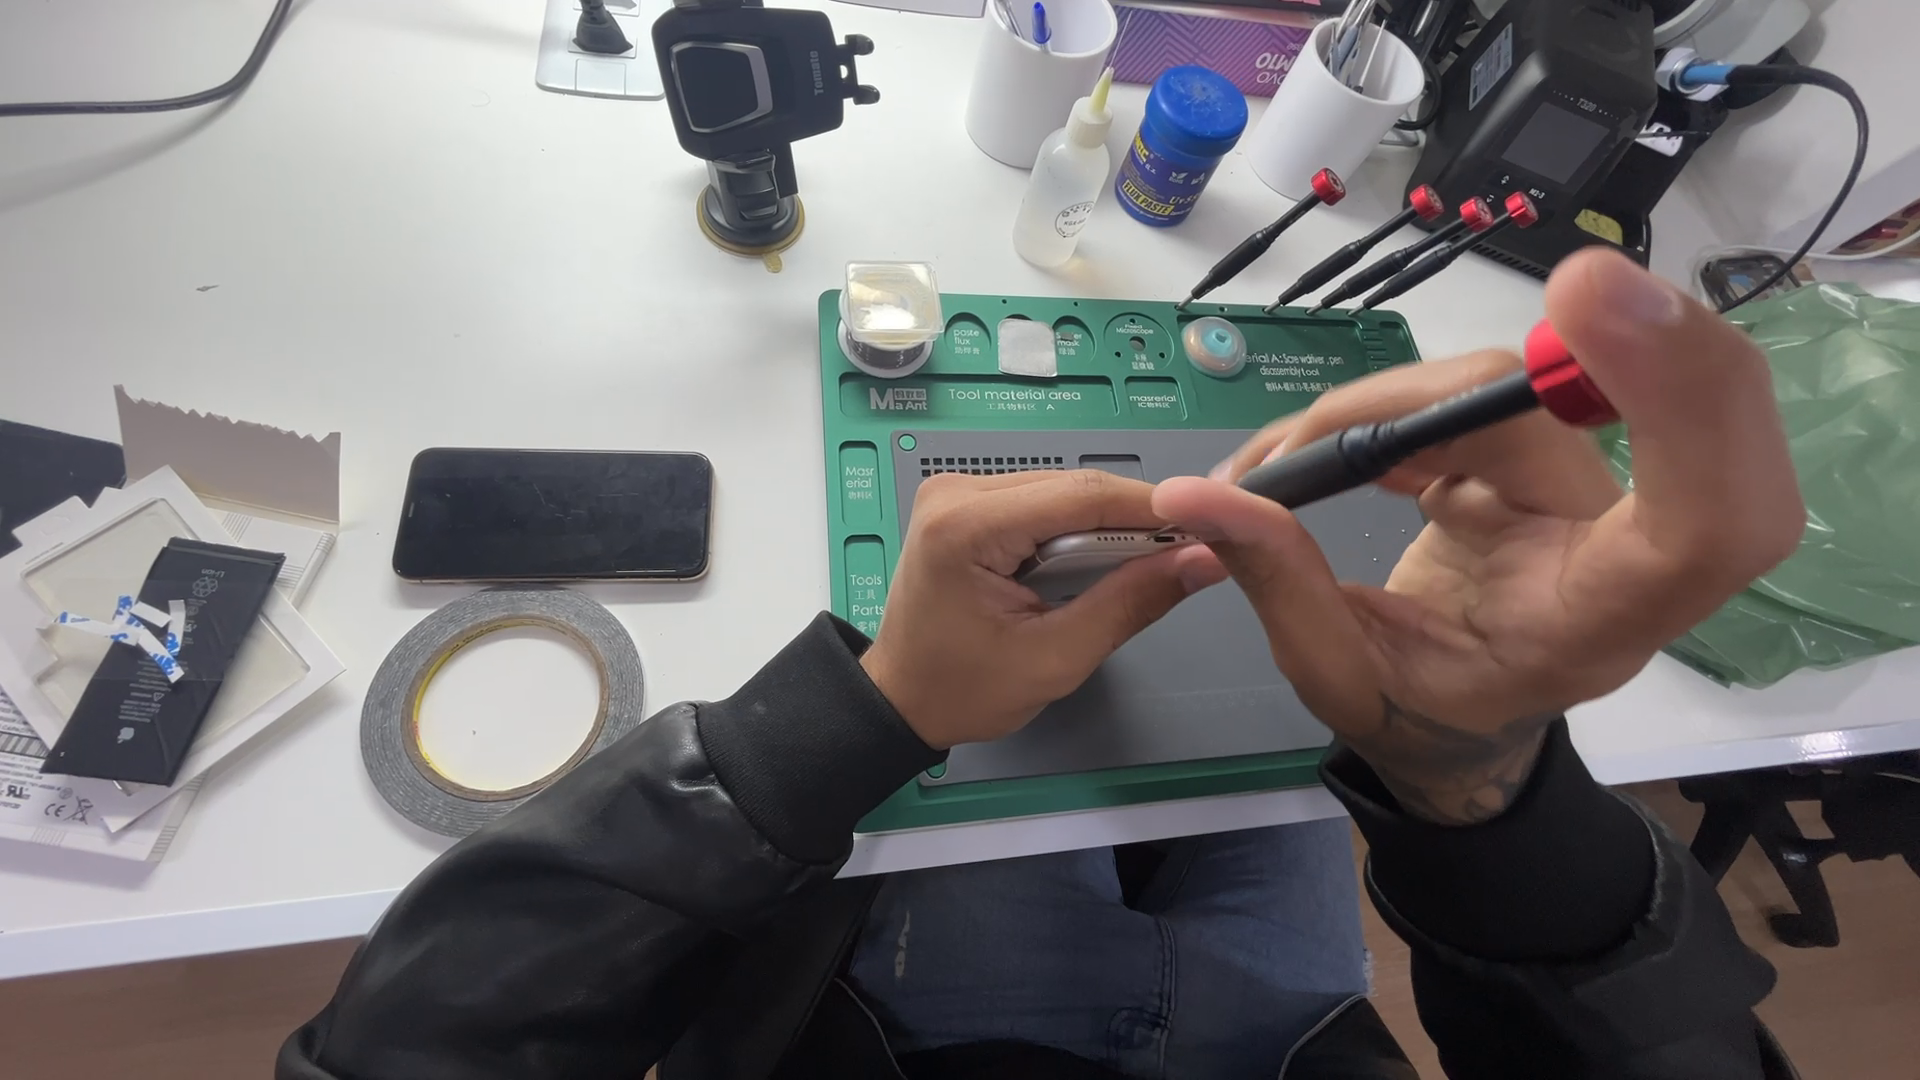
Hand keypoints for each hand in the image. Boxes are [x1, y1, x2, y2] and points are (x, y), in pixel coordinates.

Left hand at [863, 470, 1225, 749]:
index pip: (1080, 495)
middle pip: (1069, 488)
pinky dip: (1071, 529)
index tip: (1209, 525)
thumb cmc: (965, 691)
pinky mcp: (960, 505)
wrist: (901, 699)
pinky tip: (1095, 560)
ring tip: (1146, 561)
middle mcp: (954, 491)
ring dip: (1102, 524)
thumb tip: (1204, 560)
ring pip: (1056, 492)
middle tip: (1184, 551)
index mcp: (966, 526)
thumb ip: (1130, 603)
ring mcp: (953, 493)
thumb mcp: (1055, 658)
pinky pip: (1036, 504)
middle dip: (1130, 519)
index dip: (1152, 507)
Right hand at [1155, 249, 1804, 823]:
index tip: (1582, 291)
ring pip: (1485, 393)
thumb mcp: (1332, 671)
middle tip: (1270, 463)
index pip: (1707, 510)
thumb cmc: (1412, 718)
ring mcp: (1568, 495)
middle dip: (1383, 414)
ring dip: (1360, 414)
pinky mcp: (1523, 467)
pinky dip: (1369, 419)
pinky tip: (1310, 456)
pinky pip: (1454, 405)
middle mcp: (1605, 541)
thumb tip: (1192, 496)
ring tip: (1269, 471)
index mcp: (1592, 621)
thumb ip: (1275, 582)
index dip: (1678, 389)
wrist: (1449, 727)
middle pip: (1532, 413)